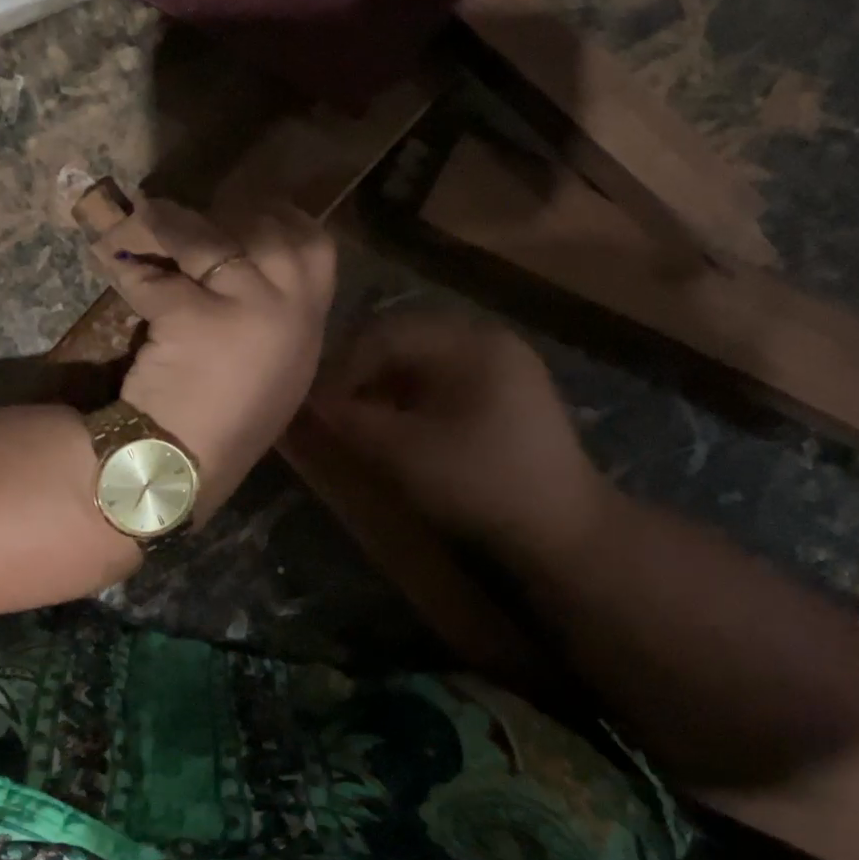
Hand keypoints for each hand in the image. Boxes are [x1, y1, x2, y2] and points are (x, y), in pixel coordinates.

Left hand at [109, 201, 337, 520]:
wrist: (180, 472)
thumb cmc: (213, 436)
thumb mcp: (258, 380)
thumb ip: (260, 329)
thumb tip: (225, 281)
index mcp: (308, 335)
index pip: (316, 252)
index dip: (280, 222)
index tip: (247, 212)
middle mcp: (292, 315)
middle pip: (278, 233)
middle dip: (237, 212)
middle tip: (198, 210)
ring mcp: (251, 310)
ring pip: (216, 241)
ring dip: (174, 225)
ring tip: (144, 216)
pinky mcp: (198, 315)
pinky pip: (160, 276)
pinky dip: (131, 266)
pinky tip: (109, 259)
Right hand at [311, 308, 613, 559]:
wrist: (559, 527)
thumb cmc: (479, 480)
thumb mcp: (402, 451)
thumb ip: (347, 421)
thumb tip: (299, 404)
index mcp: (469, 341)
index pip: (382, 332)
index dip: (338, 367)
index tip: (309, 404)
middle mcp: (484, 339)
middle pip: (398, 339)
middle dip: (354, 372)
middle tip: (323, 409)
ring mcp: (495, 364)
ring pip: (413, 359)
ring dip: (374, 384)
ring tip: (348, 418)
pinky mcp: (497, 392)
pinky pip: (434, 378)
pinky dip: (400, 396)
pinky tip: (383, 424)